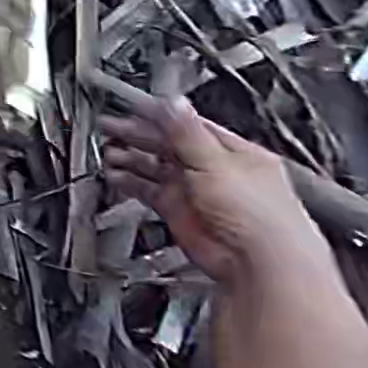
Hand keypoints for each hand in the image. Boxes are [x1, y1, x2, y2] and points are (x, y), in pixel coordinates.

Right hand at [101, 97, 326, 285]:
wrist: (257, 265)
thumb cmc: (259, 218)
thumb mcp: (216, 163)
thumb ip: (187, 132)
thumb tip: (173, 102)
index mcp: (234, 154)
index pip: (188, 126)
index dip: (158, 117)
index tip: (130, 108)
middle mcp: (213, 170)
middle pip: (165, 144)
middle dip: (135, 135)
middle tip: (108, 127)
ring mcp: (194, 190)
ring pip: (152, 166)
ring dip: (128, 158)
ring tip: (108, 152)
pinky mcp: (177, 209)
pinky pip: (145, 189)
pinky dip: (127, 181)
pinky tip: (115, 176)